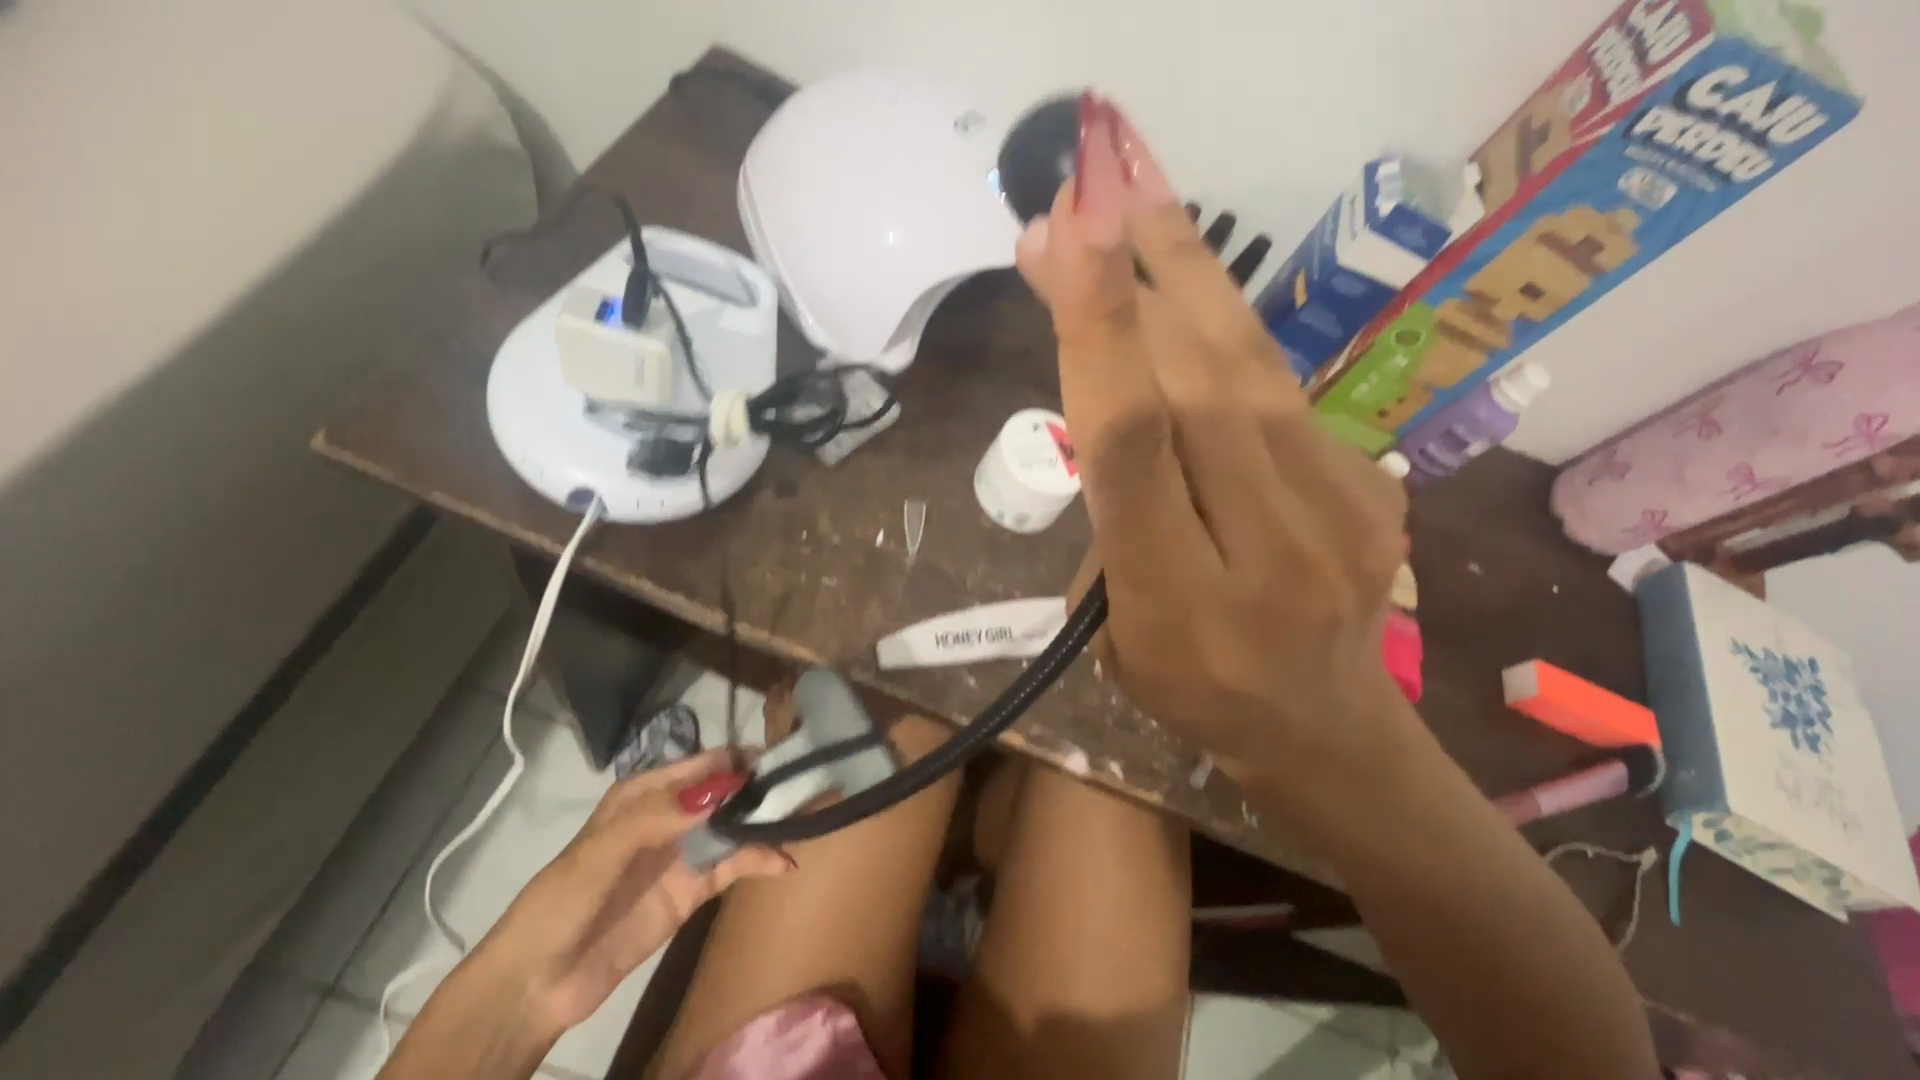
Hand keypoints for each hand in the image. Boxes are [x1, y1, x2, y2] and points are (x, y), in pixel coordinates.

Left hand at [471, 750, 791, 1031]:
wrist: (538, 980)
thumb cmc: (563, 901)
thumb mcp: (602, 851)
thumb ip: (658, 816)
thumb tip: (720, 790)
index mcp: (642, 794)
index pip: (700, 765)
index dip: (736, 760)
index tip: (779, 758)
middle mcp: (668, 817)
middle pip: (723, 793)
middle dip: (759, 788)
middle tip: (805, 785)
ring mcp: (682, 855)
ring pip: (733, 828)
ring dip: (763, 823)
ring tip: (804, 819)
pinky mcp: (692, 892)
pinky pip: (732, 867)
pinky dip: (760, 861)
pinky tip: (785, 863)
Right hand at [1021, 95, 1411, 784]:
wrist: (1328, 729)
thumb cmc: (1191, 689)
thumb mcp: (1114, 634)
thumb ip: (1111, 519)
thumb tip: (1112, 395)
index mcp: (1179, 599)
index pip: (1136, 447)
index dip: (1100, 336)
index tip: (1064, 241)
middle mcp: (1268, 548)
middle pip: (1203, 388)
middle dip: (1138, 283)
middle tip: (1088, 197)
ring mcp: (1339, 515)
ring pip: (1254, 373)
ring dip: (1189, 281)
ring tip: (1143, 207)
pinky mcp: (1376, 489)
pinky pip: (1286, 395)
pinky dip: (1229, 344)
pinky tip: (1196, 312)